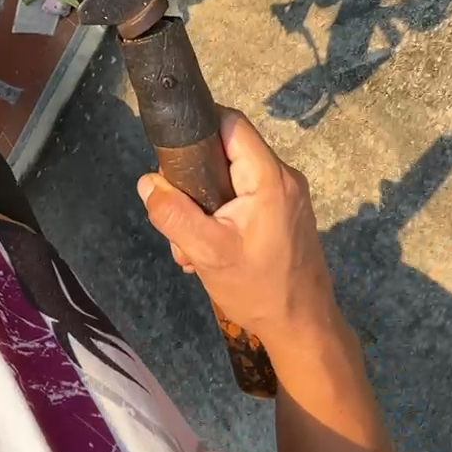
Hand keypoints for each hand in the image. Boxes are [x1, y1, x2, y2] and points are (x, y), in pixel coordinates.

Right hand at [137, 110, 339, 343]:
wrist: (303, 328)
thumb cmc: (259, 289)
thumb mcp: (207, 252)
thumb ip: (173, 214)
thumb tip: (148, 182)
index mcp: (270, 178)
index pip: (231, 123)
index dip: (198, 125)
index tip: (170, 150)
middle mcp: (282, 178)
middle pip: (225, 151)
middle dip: (192, 178)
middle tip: (175, 212)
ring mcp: (284, 196)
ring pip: (229, 178)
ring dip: (201, 204)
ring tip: (190, 243)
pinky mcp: (281, 213)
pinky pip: (240, 197)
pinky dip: (218, 215)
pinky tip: (206, 249)